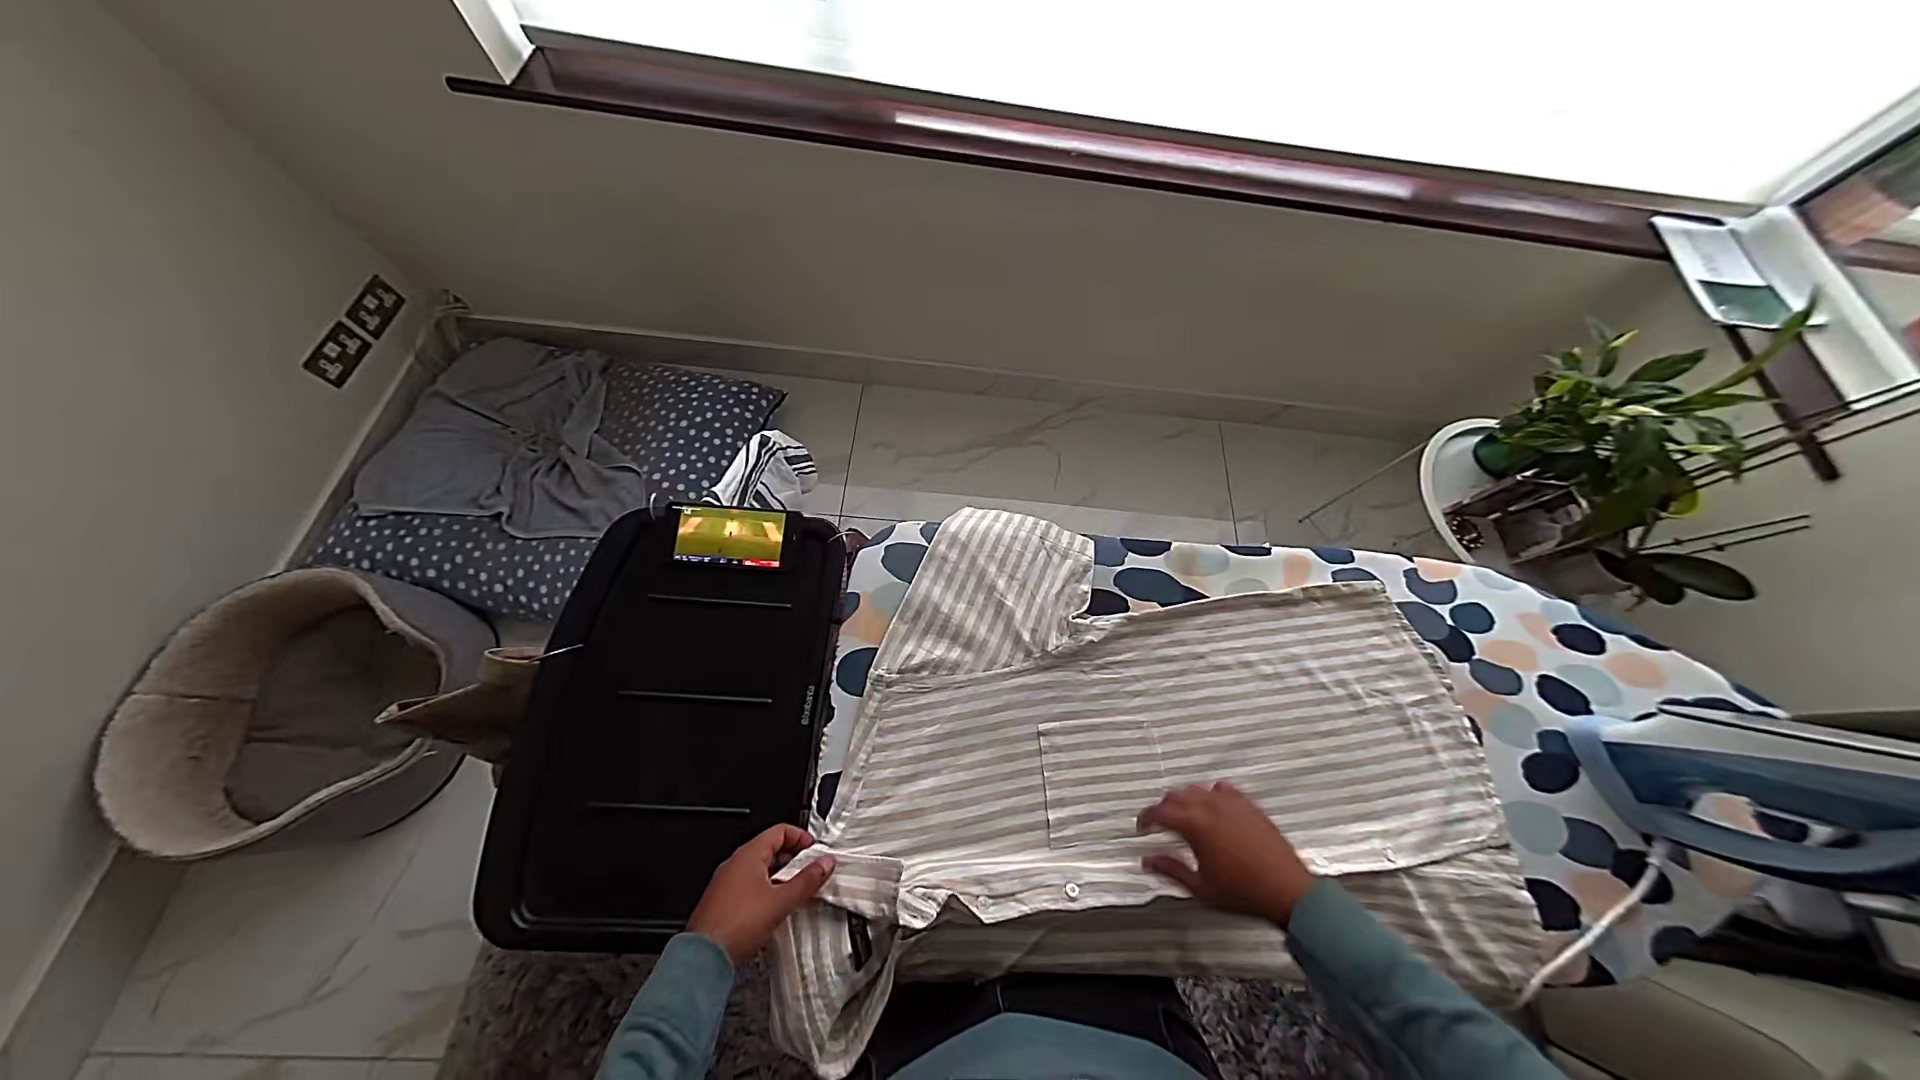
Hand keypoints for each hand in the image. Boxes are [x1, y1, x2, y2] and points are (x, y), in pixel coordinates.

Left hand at [687, 824, 835, 962]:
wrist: (702, 959)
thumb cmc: (734, 926)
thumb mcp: (781, 901)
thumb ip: (807, 880)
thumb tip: (824, 864)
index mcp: (748, 855)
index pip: (780, 830)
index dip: (801, 837)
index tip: (815, 850)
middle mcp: (735, 864)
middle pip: (771, 848)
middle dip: (794, 858)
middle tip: (810, 871)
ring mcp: (726, 882)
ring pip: (760, 868)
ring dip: (781, 875)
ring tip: (795, 891)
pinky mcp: (722, 901)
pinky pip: (749, 884)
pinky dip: (766, 889)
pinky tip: (774, 908)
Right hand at [1136, 782, 1317, 926]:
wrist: (1288, 892)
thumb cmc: (1245, 892)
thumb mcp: (1201, 887)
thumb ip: (1171, 869)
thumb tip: (1148, 861)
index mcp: (1195, 824)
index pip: (1160, 811)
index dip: (1146, 818)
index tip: (1142, 826)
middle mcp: (1211, 807)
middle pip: (1176, 796)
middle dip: (1164, 808)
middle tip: (1161, 823)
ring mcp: (1232, 803)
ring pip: (1197, 789)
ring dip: (1185, 800)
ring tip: (1185, 816)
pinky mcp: (1249, 805)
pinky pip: (1222, 789)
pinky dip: (1211, 795)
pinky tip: (1214, 808)